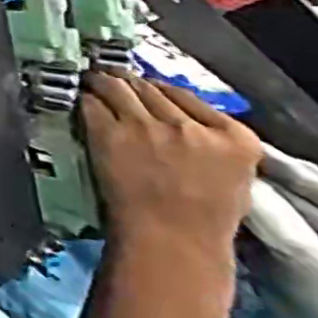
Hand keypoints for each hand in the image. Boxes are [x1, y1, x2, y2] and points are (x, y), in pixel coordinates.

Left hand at [82, 71, 260, 250]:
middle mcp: (189, 126)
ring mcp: (146, 127)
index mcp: (234, 138)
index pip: (184, 94)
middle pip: (147, 87)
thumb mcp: (232, 172)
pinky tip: (83, 99)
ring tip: (92, 81)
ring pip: (116, 86)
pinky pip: (92, 102)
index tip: (144, 88)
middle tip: (110, 80)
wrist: (172, 237)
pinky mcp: (110, 132)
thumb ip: (211, 139)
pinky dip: (86, 99)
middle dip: (127, 82)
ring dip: (101, 81)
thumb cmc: (206, 215)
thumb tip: (179, 113)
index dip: (157, 88)